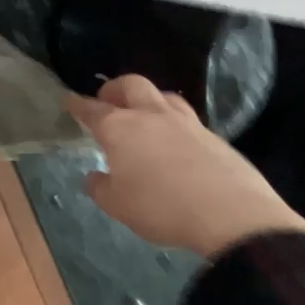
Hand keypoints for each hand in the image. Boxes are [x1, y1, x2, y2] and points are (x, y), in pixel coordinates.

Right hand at [68, 74, 304, 256]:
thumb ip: (100, 187)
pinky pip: (192, 124)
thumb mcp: (118, 206)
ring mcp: (188, 125)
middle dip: (116, 89)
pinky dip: (179, 128)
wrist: (236, 219)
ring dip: (152, 103)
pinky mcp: (218, 141)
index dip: (76, 104)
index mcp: (119, 128)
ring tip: (147, 119)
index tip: (68, 101)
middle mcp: (151, 117)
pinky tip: (180, 148)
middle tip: (109, 102)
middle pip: (132, 85)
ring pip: (166, 98)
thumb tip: (96, 177)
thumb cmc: (163, 208)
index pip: (90, 108)